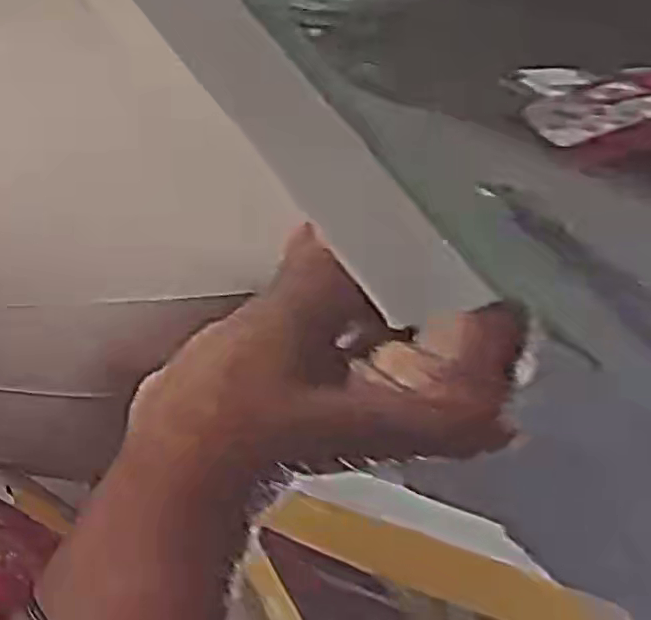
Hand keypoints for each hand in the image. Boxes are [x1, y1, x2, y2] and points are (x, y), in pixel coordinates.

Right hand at [128, 225, 524, 471]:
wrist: (181, 451)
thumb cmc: (228, 411)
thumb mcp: (272, 337)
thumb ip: (315, 280)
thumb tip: (340, 226)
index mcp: (449, 403)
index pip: (475, 307)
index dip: (435, 254)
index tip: (397, 205)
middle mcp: (441, 400)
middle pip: (439, 306)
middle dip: (396, 259)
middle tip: (359, 205)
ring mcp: (395, 390)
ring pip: (398, 310)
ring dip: (363, 273)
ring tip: (333, 224)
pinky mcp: (353, 379)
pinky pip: (365, 320)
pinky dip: (341, 293)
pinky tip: (310, 260)